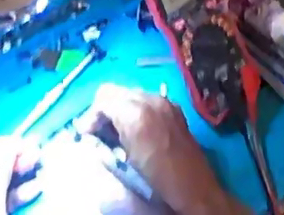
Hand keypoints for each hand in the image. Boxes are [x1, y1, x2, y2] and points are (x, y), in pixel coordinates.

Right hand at [75, 85, 242, 214]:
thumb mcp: (125, 165)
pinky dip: (136, 108)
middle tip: (98, 132)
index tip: (86, 133)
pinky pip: (146, 98)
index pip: (103, 98)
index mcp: (135, 114)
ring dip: (119, 108)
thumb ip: (106, 142)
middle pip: (115, 91)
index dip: (91, 115)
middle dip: (104, 110)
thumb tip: (91, 133)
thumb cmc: (158, 185)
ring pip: (130, 93)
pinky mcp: (173, 107)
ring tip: (117, 132)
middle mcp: (149, 99)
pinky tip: (137, 129)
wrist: (197, 192)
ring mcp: (163, 101)